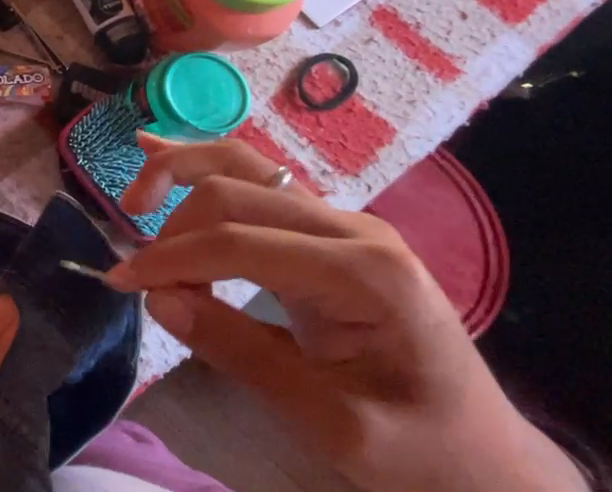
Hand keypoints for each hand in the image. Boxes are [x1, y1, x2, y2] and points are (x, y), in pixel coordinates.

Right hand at [107, 134, 584, 491]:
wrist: (490, 463)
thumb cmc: (422, 453)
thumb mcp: (334, 425)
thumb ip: (244, 355)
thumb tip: (158, 299)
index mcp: (364, 273)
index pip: (238, 244)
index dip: (170, 259)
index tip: (121, 285)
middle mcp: (354, 229)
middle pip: (234, 194)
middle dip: (173, 228)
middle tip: (139, 277)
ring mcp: (344, 223)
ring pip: (242, 167)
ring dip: (180, 175)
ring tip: (133, 201)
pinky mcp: (328, 232)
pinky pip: (256, 182)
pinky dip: (202, 167)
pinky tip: (159, 151)